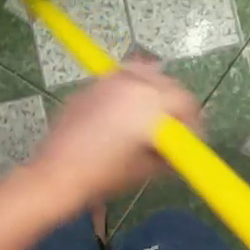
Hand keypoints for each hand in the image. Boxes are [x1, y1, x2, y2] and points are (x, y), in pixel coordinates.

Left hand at [27, 61, 199, 205]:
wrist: (57, 174)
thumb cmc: (104, 174)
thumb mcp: (147, 167)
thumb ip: (171, 150)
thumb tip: (179, 145)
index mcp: (149, 101)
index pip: (185, 101)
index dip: (192, 122)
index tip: (189, 139)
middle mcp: (129, 82)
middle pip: (166, 83)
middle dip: (172, 105)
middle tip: (171, 130)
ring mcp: (105, 81)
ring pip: (141, 75)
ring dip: (151, 93)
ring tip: (147, 118)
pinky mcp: (87, 87)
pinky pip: (117, 81)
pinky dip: (127, 92)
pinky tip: (121, 114)